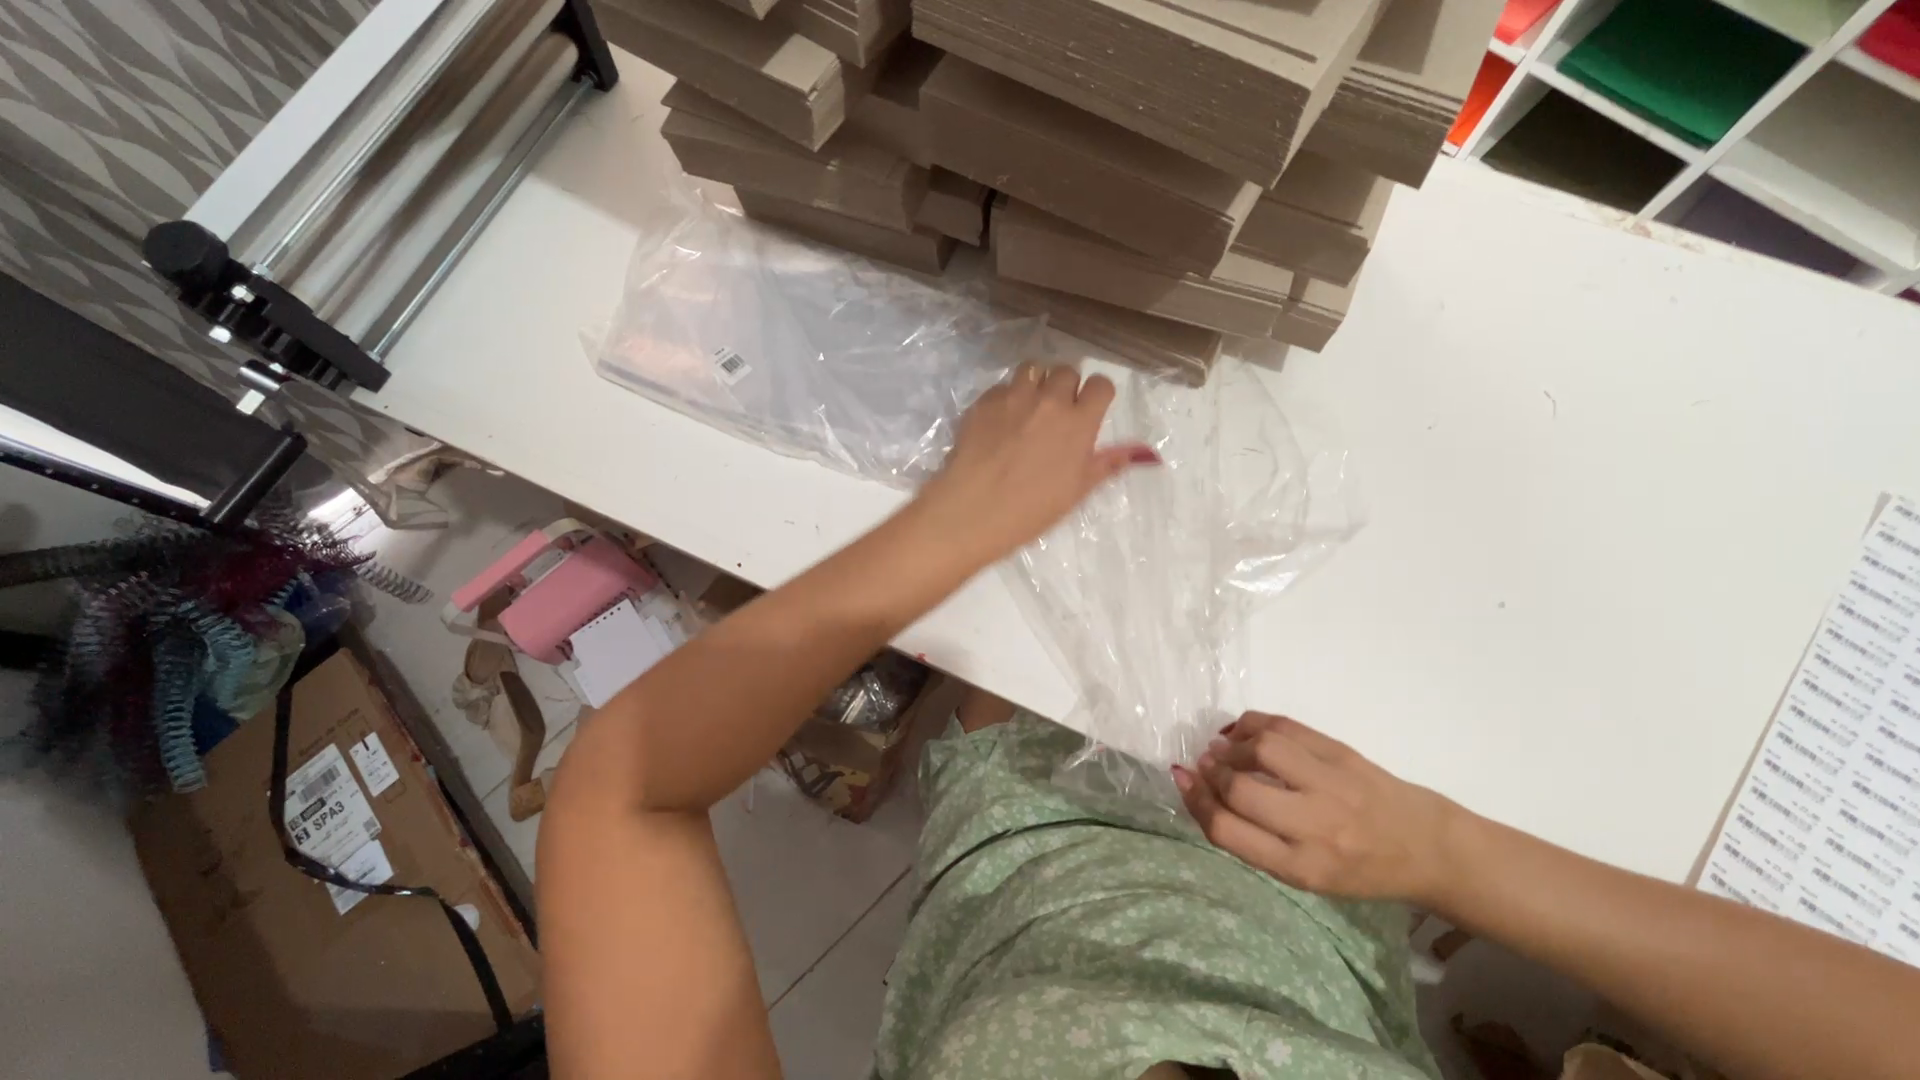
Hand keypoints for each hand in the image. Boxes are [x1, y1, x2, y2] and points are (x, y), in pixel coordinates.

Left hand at [912, 362, 1156, 564]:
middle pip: (1066, 370)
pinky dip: (1006, 397)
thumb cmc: (1031, 509)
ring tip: (1030, 408)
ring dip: (1036, 382)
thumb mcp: (1077, 491)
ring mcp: (1013, 397)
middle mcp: (1048, 400)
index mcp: (1078, 422)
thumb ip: (1107, 463)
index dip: (1098, 395)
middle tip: (1058, 412)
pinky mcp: (983, 402)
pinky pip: (1001, 386)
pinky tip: (1000, 422)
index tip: (1090, 410)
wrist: (972, 510)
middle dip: (1066, 386)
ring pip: (1032, 369)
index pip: (1101, 384)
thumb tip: (1144, 453)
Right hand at [1173, 712, 1465, 905]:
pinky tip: (1242, 732)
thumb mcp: (1304, 873)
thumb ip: (1254, 837)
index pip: (1227, 830)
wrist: (1426, 847)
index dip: (1194, 800)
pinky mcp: (1344, 754)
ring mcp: (1332, 785)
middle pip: (1240, 789)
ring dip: (1231, 745)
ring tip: (1222, 748)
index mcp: (1300, 866)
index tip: (1182, 780)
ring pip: (1263, 749)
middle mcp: (1315, 827)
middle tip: (1202, 764)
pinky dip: (1253, 724)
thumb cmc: (1358, 869)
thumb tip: (1200, 788)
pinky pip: (1286, 727)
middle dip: (1210, 772)